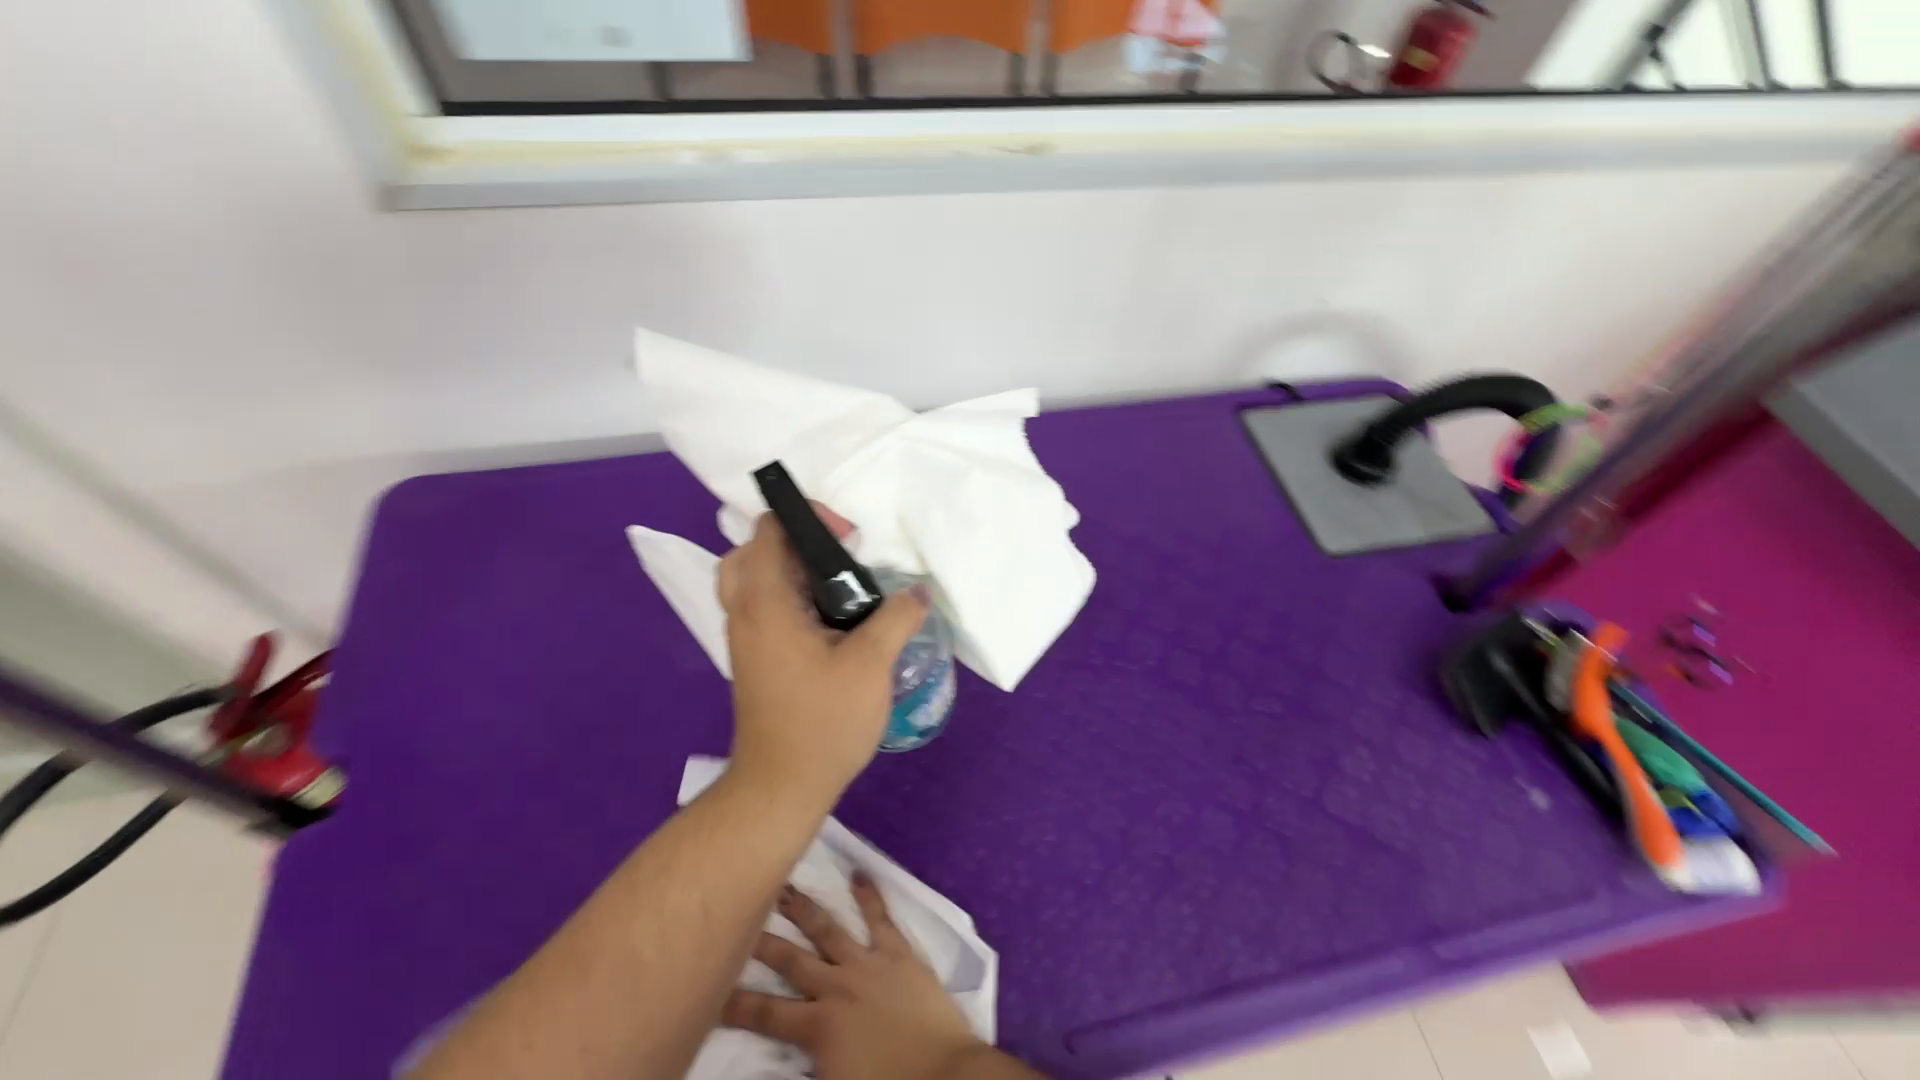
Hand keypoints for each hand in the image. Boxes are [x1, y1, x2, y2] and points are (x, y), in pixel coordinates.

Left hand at [717, 507, 927, 805]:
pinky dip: (788, 596)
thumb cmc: (823, 721)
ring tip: (837, 587)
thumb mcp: (871, 665)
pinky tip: (830, 620)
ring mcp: (744, 637)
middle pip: (753, 550)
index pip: (770, 530)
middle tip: (838, 558)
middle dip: (796, 541)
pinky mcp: (753, 658)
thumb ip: (897, 618)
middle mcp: (745, 611)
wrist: (782, 784)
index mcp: (765, 601)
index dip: (809, 519)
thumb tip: (918, 591)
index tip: (850, 540)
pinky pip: (762, 607)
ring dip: (791, 571)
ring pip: (754, 580)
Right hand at [723, 877, 989, 1079]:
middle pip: (790, 960)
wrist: (944, 1076)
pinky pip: (881, 920)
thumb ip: (800, 1069)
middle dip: (760, 942)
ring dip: (804, 909)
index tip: (709, 990)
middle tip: (735, 920)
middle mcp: (837, 986)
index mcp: (818, 1026)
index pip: (764, 1014)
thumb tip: (770, 1065)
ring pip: (828, 930)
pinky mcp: (900, 954)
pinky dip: (870, 897)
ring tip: (782, 887)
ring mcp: (869, 964)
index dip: (734, 1003)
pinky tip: (858, 875)